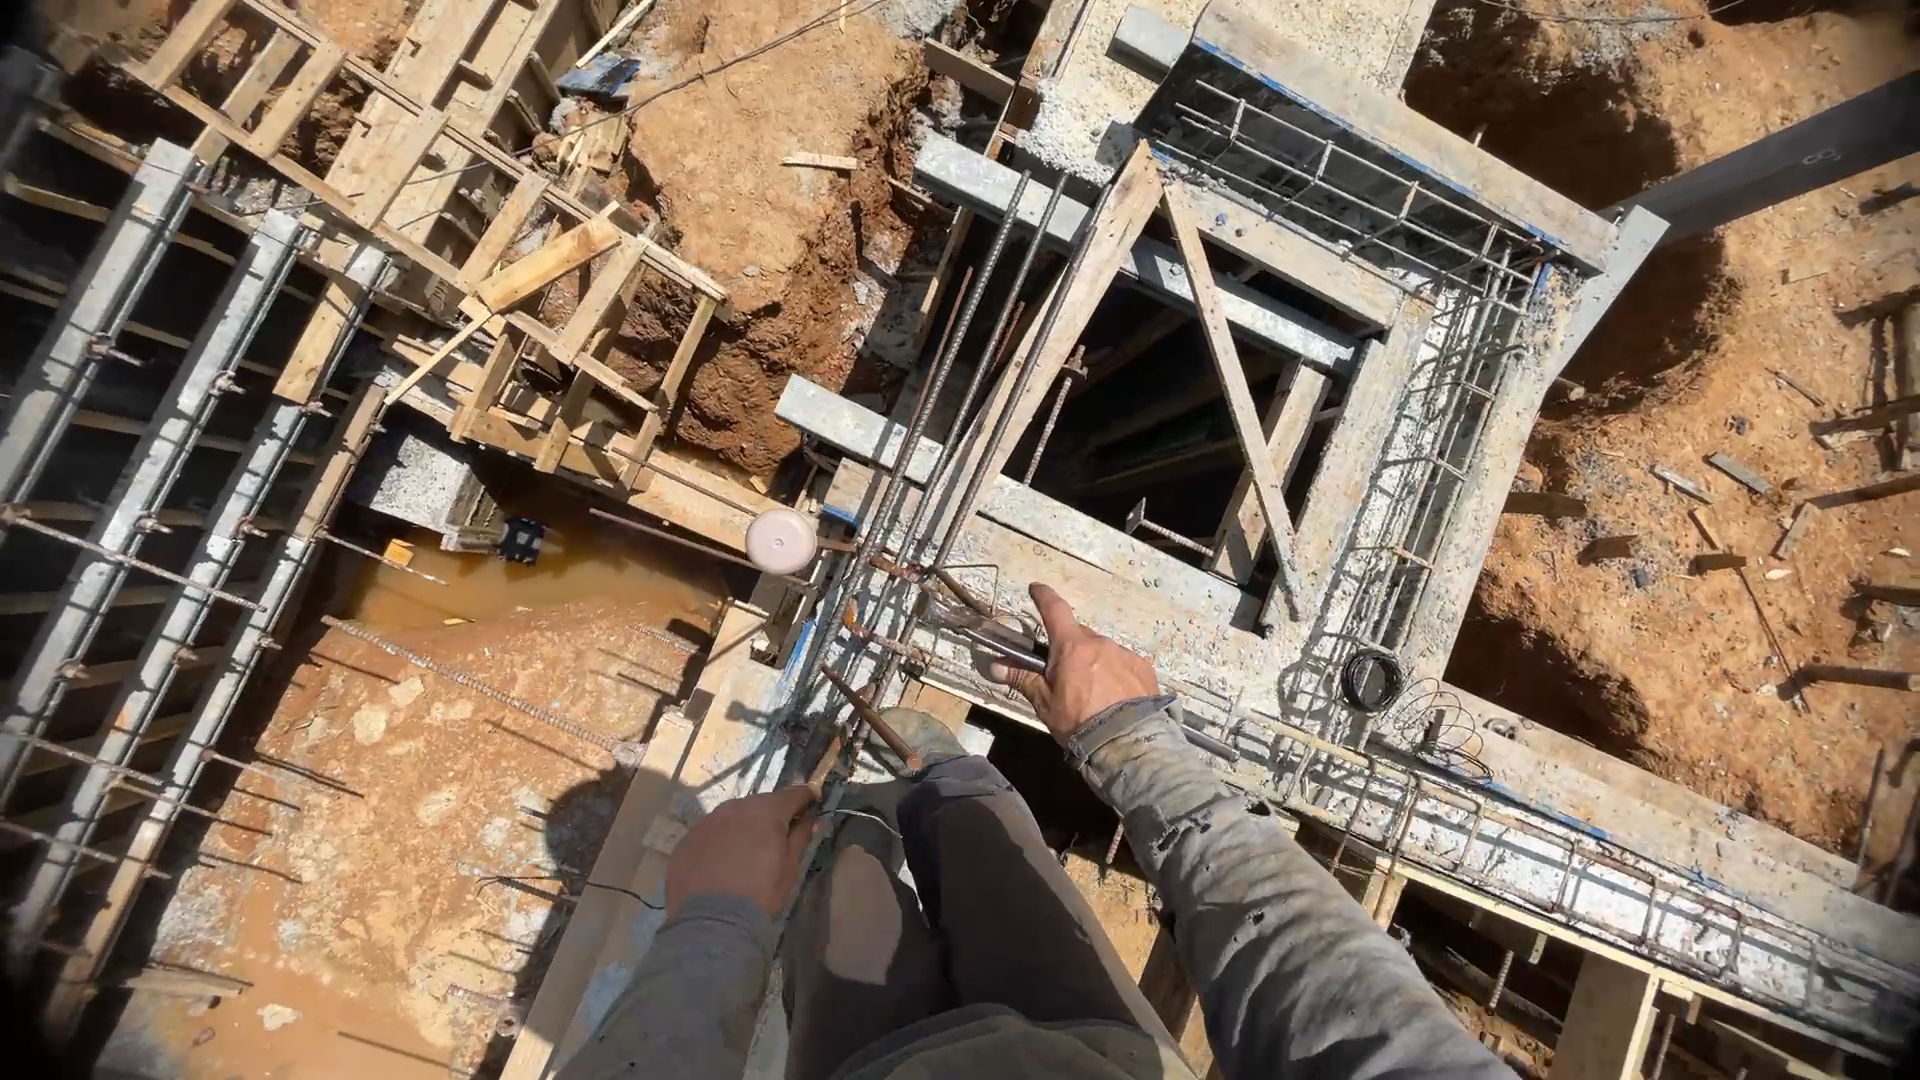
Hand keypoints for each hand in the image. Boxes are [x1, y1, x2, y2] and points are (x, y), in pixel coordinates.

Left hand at [665, 786, 816, 916]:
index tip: (812, 801)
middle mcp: (735, 807)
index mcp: (766, 811)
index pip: (792, 794)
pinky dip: (718, 844)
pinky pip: (709, 835)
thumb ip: (800, 837)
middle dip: (770, 817)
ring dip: (742, 829)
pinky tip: (718, 867)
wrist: (710, 925)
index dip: (805, 797)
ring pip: (732, 818)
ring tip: (743, 855)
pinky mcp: (686, 841)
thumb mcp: (790, 868)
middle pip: (760, 805)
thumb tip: (810, 819)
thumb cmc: (760, 895)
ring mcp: (707, 822)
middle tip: (775, 839)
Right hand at [982, 583, 1159, 743]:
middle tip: (1065, 674)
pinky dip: (1116, 674)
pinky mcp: (1144, 669)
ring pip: (1103, 651)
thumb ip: (1023, 678)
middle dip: (1070, 649)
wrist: (1129, 745)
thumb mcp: (1046, 703)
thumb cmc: (1080, 722)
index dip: (1043, 596)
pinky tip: (1116, 697)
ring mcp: (1125, 654)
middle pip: (1079, 636)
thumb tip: (995, 664)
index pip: (1054, 609)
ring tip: (1094, 693)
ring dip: (1094, 663)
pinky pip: (1124, 664)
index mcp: (1072, 646)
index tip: (1036, 589)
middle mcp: (1100, 642)